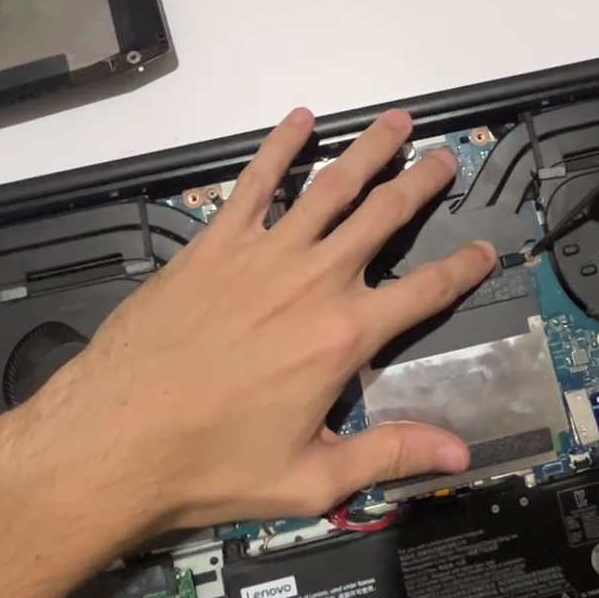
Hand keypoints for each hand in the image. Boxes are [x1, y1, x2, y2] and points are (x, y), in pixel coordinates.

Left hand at [0, 109, 495, 551]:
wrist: (113, 438)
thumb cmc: (211, 462)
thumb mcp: (311, 479)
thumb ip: (389, 454)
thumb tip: (459, 455)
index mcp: (344, 336)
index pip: (424, 292)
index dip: (463, 269)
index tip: (486, 248)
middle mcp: (313, 281)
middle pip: (384, 217)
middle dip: (422, 184)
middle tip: (447, 157)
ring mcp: (263, 255)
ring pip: (330, 187)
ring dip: (367, 150)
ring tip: (395, 122)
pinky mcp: (215, 244)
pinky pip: (253, 183)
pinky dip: (278, 147)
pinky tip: (299, 119)